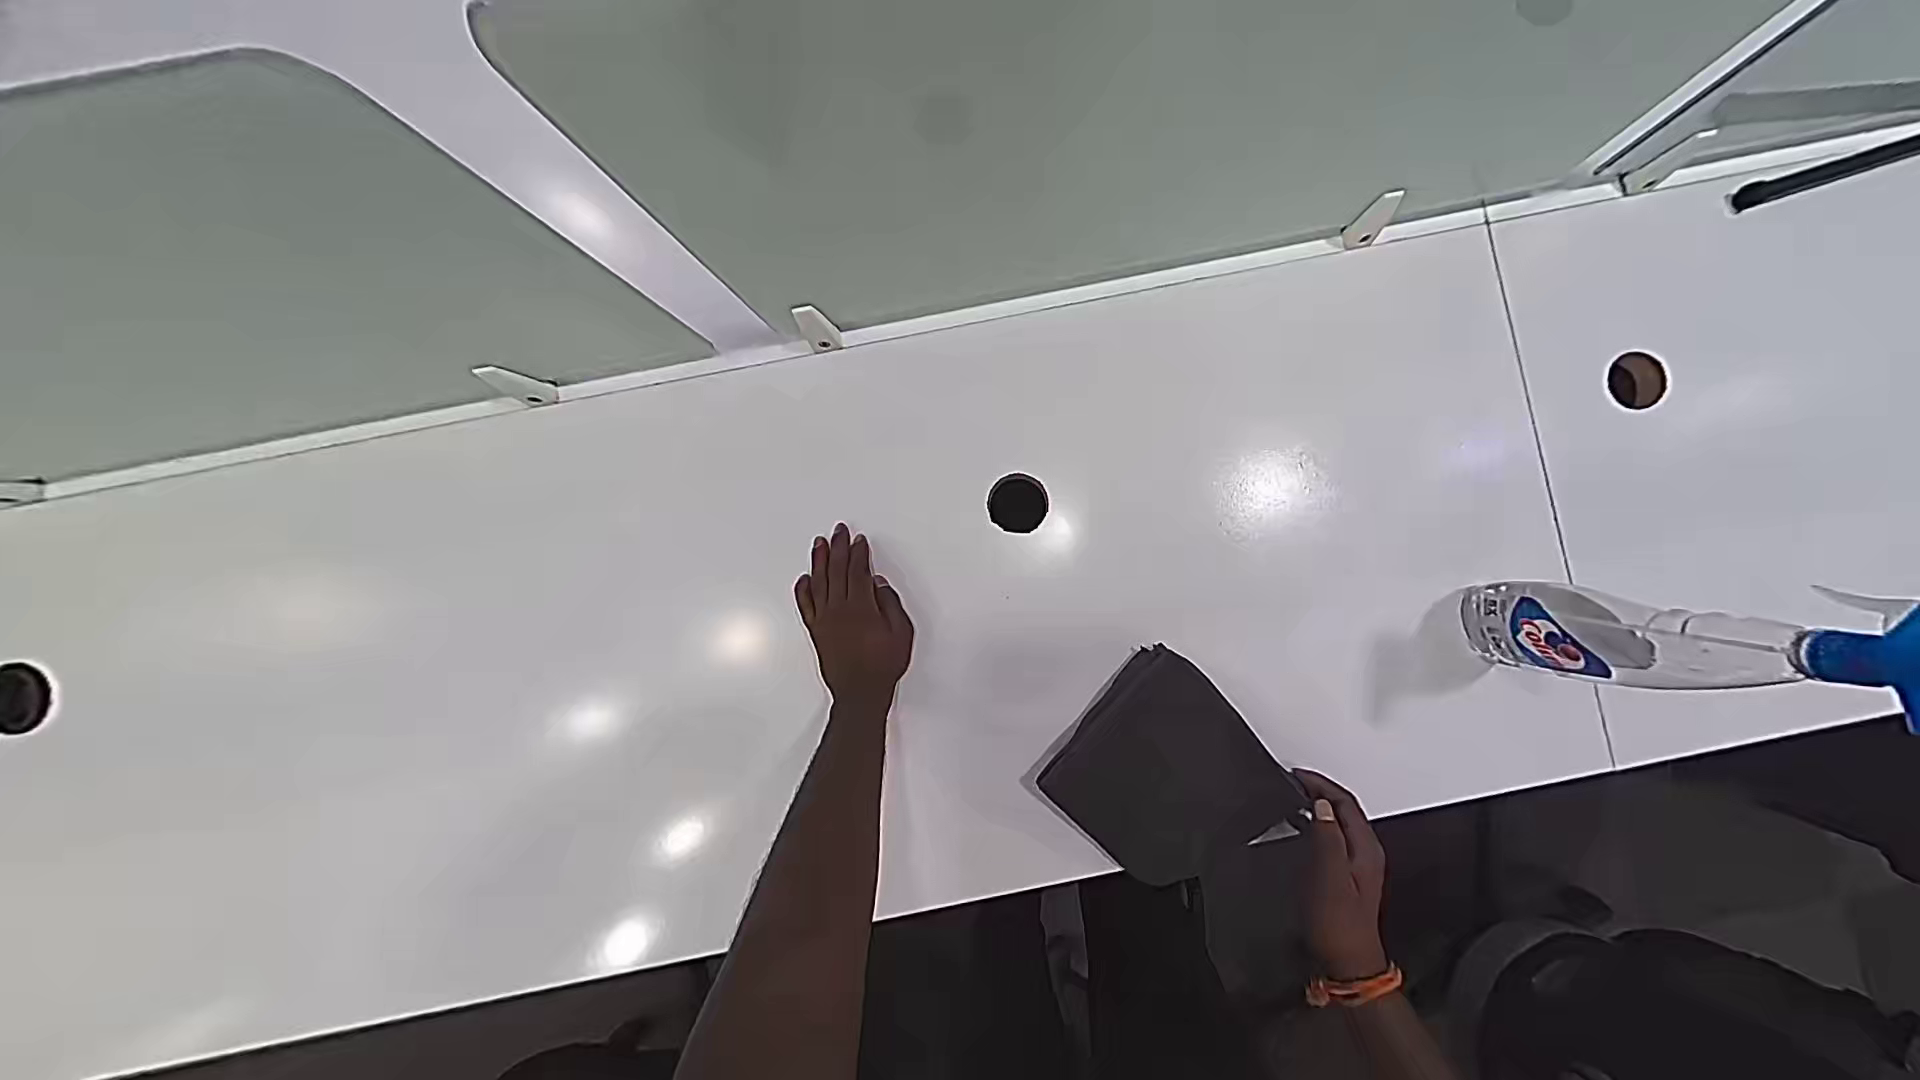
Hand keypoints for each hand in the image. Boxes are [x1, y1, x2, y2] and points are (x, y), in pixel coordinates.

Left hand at [795, 523, 914, 707]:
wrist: (860, 693)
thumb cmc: (882, 665)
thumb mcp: (901, 631)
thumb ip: (889, 604)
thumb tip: (878, 585)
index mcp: (860, 607)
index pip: (857, 571)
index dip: (858, 553)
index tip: (859, 541)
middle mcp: (839, 609)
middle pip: (837, 570)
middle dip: (839, 547)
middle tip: (839, 532)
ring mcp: (825, 620)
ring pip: (819, 582)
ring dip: (820, 560)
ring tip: (820, 544)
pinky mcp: (816, 631)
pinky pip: (806, 604)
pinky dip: (804, 589)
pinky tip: (804, 578)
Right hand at [1298, 770, 1389, 979]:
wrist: (1346, 960)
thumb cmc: (1338, 923)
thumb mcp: (1329, 875)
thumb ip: (1327, 837)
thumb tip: (1321, 806)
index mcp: (1365, 849)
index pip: (1345, 803)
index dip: (1322, 785)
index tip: (1298, 775)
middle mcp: (1365, 853)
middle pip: (1346, 809)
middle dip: (1321, 790)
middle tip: (1296, 780)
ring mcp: (1357, 864)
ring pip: (1339, 822)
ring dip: (1320, 806)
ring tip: (1297, 796)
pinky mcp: (1346, 873)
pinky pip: (1333, 836)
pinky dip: (1317, 822)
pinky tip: (1302, 826)